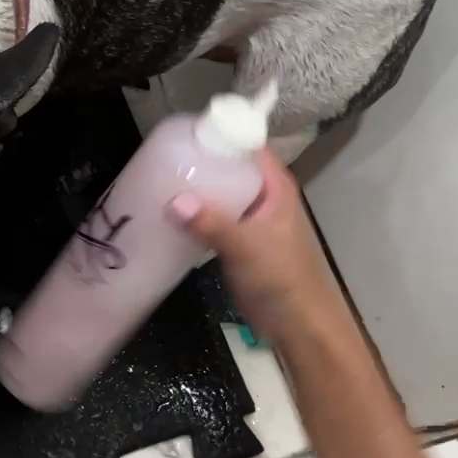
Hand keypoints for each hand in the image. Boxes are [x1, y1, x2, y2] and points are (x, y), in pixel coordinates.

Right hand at [168, 148, 343, 341]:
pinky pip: (213, 217)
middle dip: (201, 161)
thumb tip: (173, 201)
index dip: (222, 133)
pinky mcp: (237, 242)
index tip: (186, 132)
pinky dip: (195, 214)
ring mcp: (250, 221)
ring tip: (161, 180)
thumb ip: (211, 224)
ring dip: (196, 189)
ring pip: (220, 194)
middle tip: (164, 156)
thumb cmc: (282, 278)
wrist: (297, 324)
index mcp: (275, 188)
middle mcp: (263, 198)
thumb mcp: (246, 247)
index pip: (249, 146)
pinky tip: (170, 215)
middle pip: (230, 168)